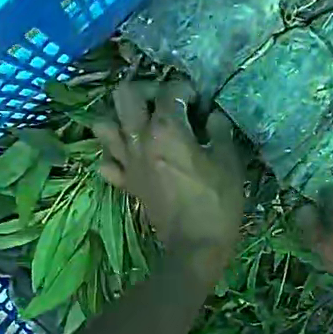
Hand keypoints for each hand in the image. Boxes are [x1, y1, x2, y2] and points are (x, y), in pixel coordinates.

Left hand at [93, 79, 244, 281]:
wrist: (196, 244)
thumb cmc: (217, 201)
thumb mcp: (229, 161)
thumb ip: (219, 131)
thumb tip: (211, 116)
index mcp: (166, 128)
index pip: (169, 90)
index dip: (186, 88)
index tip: (198, 100)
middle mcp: (139, 139)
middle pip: (124, 95)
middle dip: (144, 90)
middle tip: (163, 102)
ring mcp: (127, 162)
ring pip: (103, 126)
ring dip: (119, 120)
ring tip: (140, 125)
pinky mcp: (124, 183)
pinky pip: (106, 162)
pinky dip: (114, 156)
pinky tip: (131, 157)